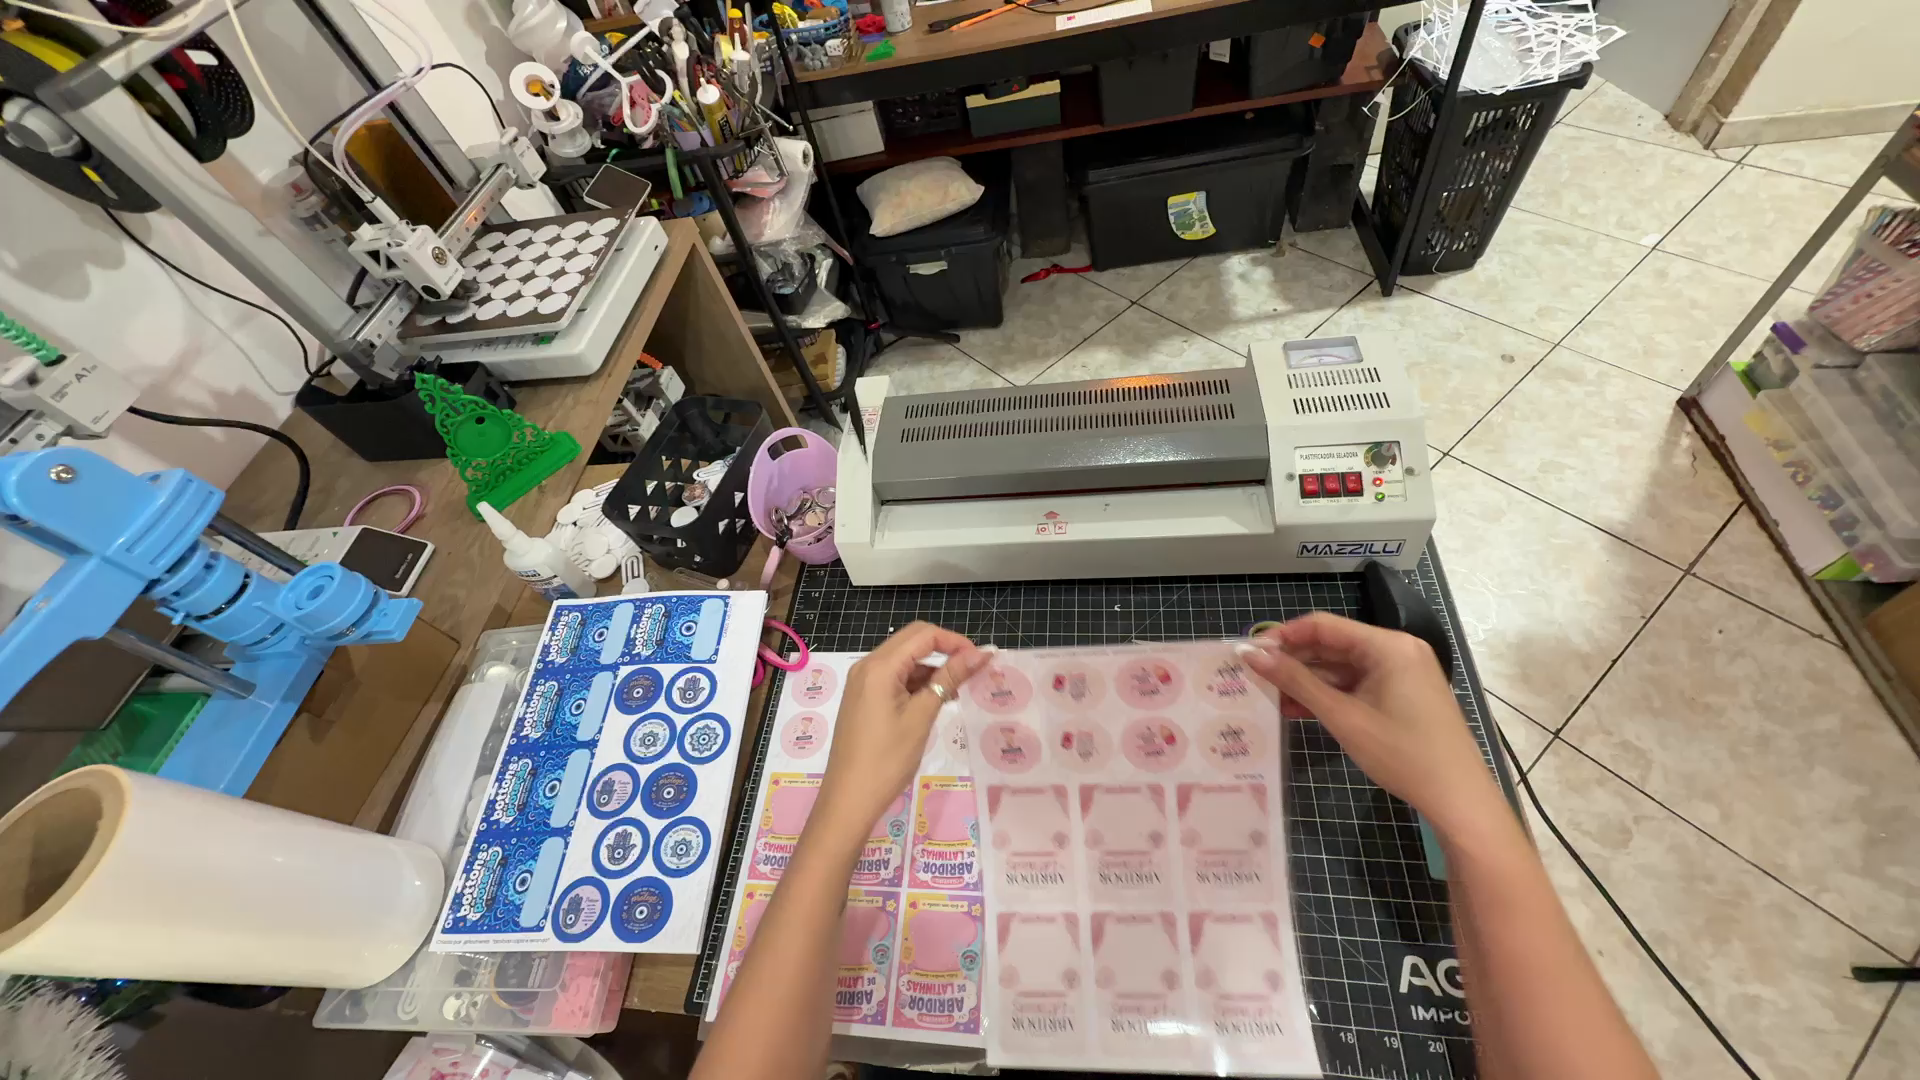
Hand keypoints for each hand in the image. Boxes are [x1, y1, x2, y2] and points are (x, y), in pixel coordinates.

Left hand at [811, 622, 992, 842]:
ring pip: (904, 660)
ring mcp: (862, 682)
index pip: (923, 635)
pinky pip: (894, 677)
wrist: (848, 799)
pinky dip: (916, 682)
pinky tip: (934, 701)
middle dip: (944, 651)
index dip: (955, 641)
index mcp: (879, 666)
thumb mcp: (922, 716)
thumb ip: (949, 679)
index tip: (980, 660)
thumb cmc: (887, 759)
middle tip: (972, 672)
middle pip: (912, 641)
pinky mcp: (863, 698)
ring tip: (956, 692)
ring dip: (931, 668)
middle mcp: (867, 666)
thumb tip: (980, 654)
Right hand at [1236, 613, 1499, 835]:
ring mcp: (1401, 673)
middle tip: (1254, 676)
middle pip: (1331, 644)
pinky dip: (1327, 694)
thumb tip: (1250, 654)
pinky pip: (1355, 684)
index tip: (1249, 654)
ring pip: (1340, 666)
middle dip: (1292, 660)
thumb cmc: (1402, 753)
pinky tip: (1297, 708)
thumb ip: (1295, 681)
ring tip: (1269, 695)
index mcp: (1388, 646)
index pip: (1323, 625)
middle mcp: (1396, 650)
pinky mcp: (1401, 694)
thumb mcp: (1343, 716)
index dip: (1282, 636)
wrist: (1459, 800)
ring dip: (1306, 680)